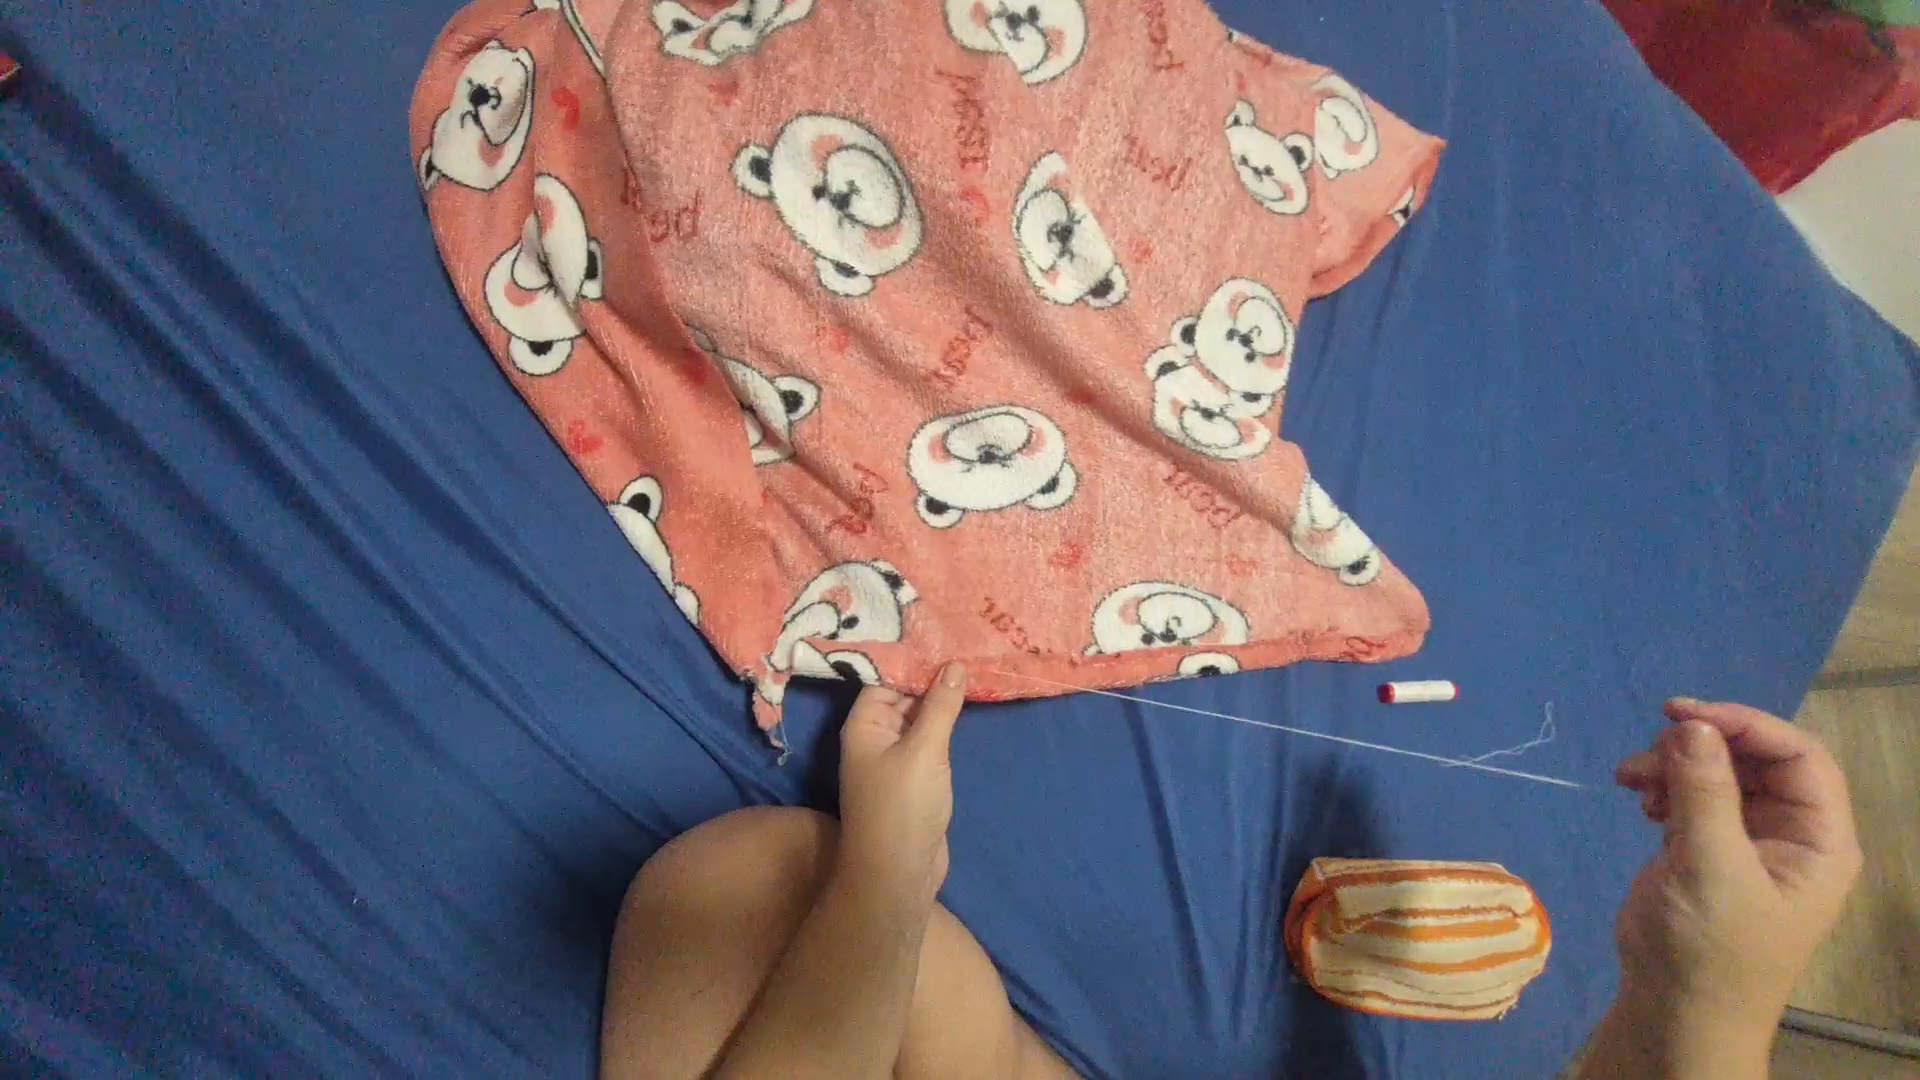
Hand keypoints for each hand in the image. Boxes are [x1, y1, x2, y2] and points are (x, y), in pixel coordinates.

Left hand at [835, 663, 966, 909]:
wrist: (900, 874)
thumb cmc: (902, 806)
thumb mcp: (924, 750)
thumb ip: (940, 706)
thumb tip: (954, 664)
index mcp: (865, 724)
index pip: (885, 677)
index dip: (911, 657)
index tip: (941, 632)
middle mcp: (876, 736)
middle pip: (903, 694)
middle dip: (931, 674)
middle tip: (965, 642)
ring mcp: (897, 756)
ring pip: (920, 717)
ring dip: (942, 698)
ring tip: (972, 663)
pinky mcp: (916, 774)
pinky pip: (930, 738)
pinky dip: (947, 722)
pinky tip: (969, 703)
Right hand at [1612, 699, 1862, 1031]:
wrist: (1678, 998)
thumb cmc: (1710, 941)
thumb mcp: (1709, 865)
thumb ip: (1703, 793)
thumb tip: (1690, 725)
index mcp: (1818, 840)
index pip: (1799, 758)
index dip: (1743, 725)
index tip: (1676, 714)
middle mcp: (1788, 832)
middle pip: (1752, 758)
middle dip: (1695, 746)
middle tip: (1643, 757)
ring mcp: (1743, 837)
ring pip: (1713, 770)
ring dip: (1668, 763)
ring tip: (1630, 782)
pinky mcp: (1702, 842)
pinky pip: (1688, 791)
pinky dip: (1660, 783)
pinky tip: (1638, 800)